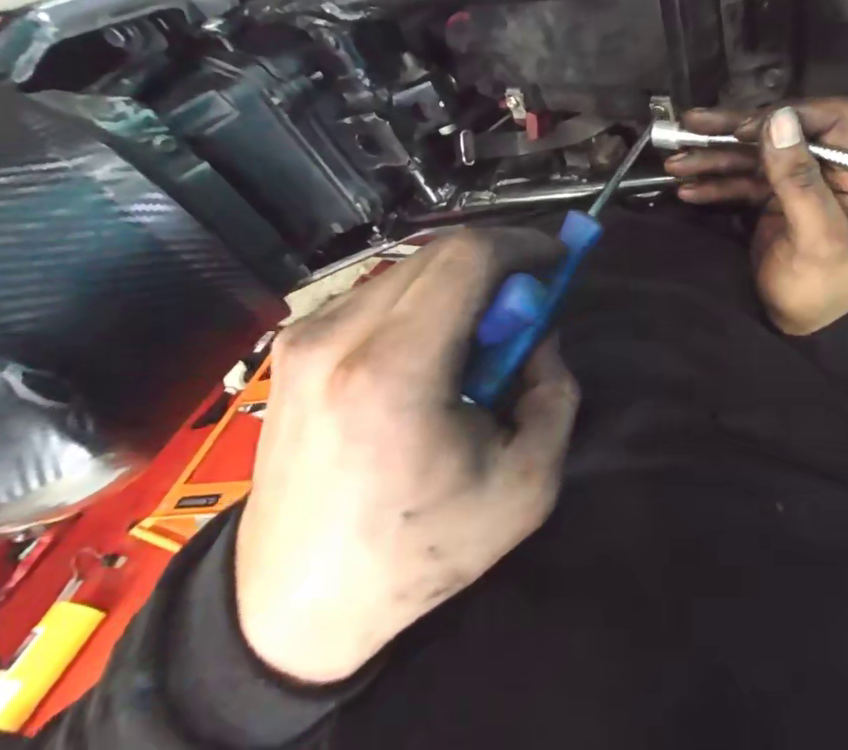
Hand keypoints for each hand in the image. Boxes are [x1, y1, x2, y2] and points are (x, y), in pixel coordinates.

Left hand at [234, 229, 580, 684]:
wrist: (296, 601)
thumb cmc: (418, 551)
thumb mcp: (525, 485)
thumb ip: (554, 393)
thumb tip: (539, 335)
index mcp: (395, 370)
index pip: (468, 257)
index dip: (522, 245)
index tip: (555, 261)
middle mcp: (339, 336)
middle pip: (438, 253)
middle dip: (497, 266)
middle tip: (524, 311)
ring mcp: (306, 337)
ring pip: (407, 269)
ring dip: (458, 285)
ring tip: (475, 344)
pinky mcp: (291, 347)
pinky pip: (374, 295)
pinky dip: (419, 304)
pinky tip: (427, 357)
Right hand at [665, 98, 847, 335]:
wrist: (800, 329)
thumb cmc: (823, 289)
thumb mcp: (819, 238)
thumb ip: (801, 181)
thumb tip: (778, 120)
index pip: (833, 119)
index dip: (791, 115)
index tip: (748, 129)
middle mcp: (828, 170)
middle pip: (783, 131)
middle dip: (735, 129)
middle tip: (691, 127)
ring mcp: (797, 184)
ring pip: (755, 154)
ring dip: (713, 155)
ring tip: (676, 162)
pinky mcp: (771, 201)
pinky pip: (740, 181)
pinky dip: (713, 181)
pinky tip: (688, 188)